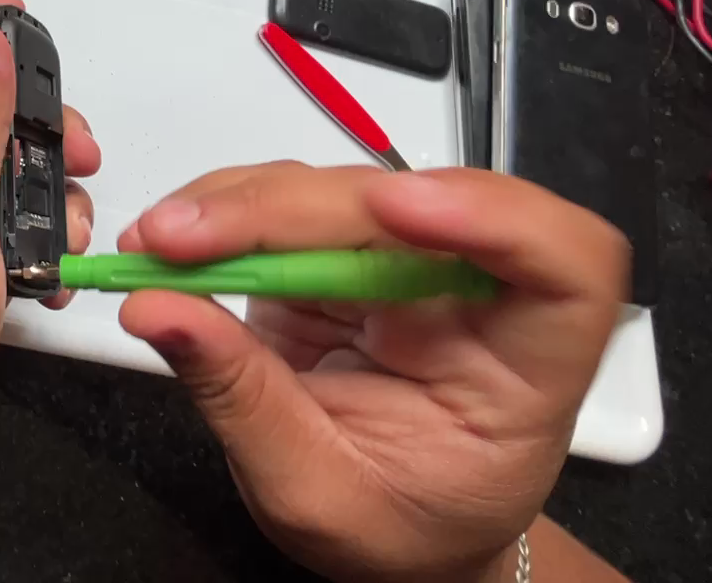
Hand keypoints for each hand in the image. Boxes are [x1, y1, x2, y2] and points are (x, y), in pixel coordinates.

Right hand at [117, 164, 626, 582]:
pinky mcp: (326, 251)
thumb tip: (151, 307)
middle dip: (275, 210)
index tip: (395, 206)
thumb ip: (237, 397)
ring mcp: (387, 262)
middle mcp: (458, 294)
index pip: (561, 268)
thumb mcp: (307, 491)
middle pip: (391, 207)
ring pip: (319, 188)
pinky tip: (162, 242)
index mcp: (510, 370)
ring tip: (150, 244)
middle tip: (171, 239)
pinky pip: (271, 203)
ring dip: (228, 204)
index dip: (495, 218)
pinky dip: (210, 212)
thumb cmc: (386, 523)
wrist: (385, 520)